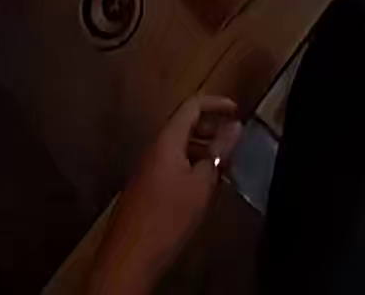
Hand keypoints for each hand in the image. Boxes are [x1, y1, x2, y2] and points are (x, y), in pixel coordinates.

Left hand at [90, 95, 243, 294]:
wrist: (127, 261)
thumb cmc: (168, 217)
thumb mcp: (202, 183)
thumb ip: (219, 151)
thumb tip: (235, 127)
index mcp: (167, 139)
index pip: (192, 105)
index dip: (216, 103)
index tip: (237, 111)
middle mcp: (155, 147)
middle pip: (185, 124)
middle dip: (211, 126)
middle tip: (233, 138)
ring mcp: (147, 168)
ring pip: (179, 146)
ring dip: (203, 148)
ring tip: (223, 163)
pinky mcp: (145, 188)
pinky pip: (172, 163)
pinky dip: (191, 164)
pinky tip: (203, 186)